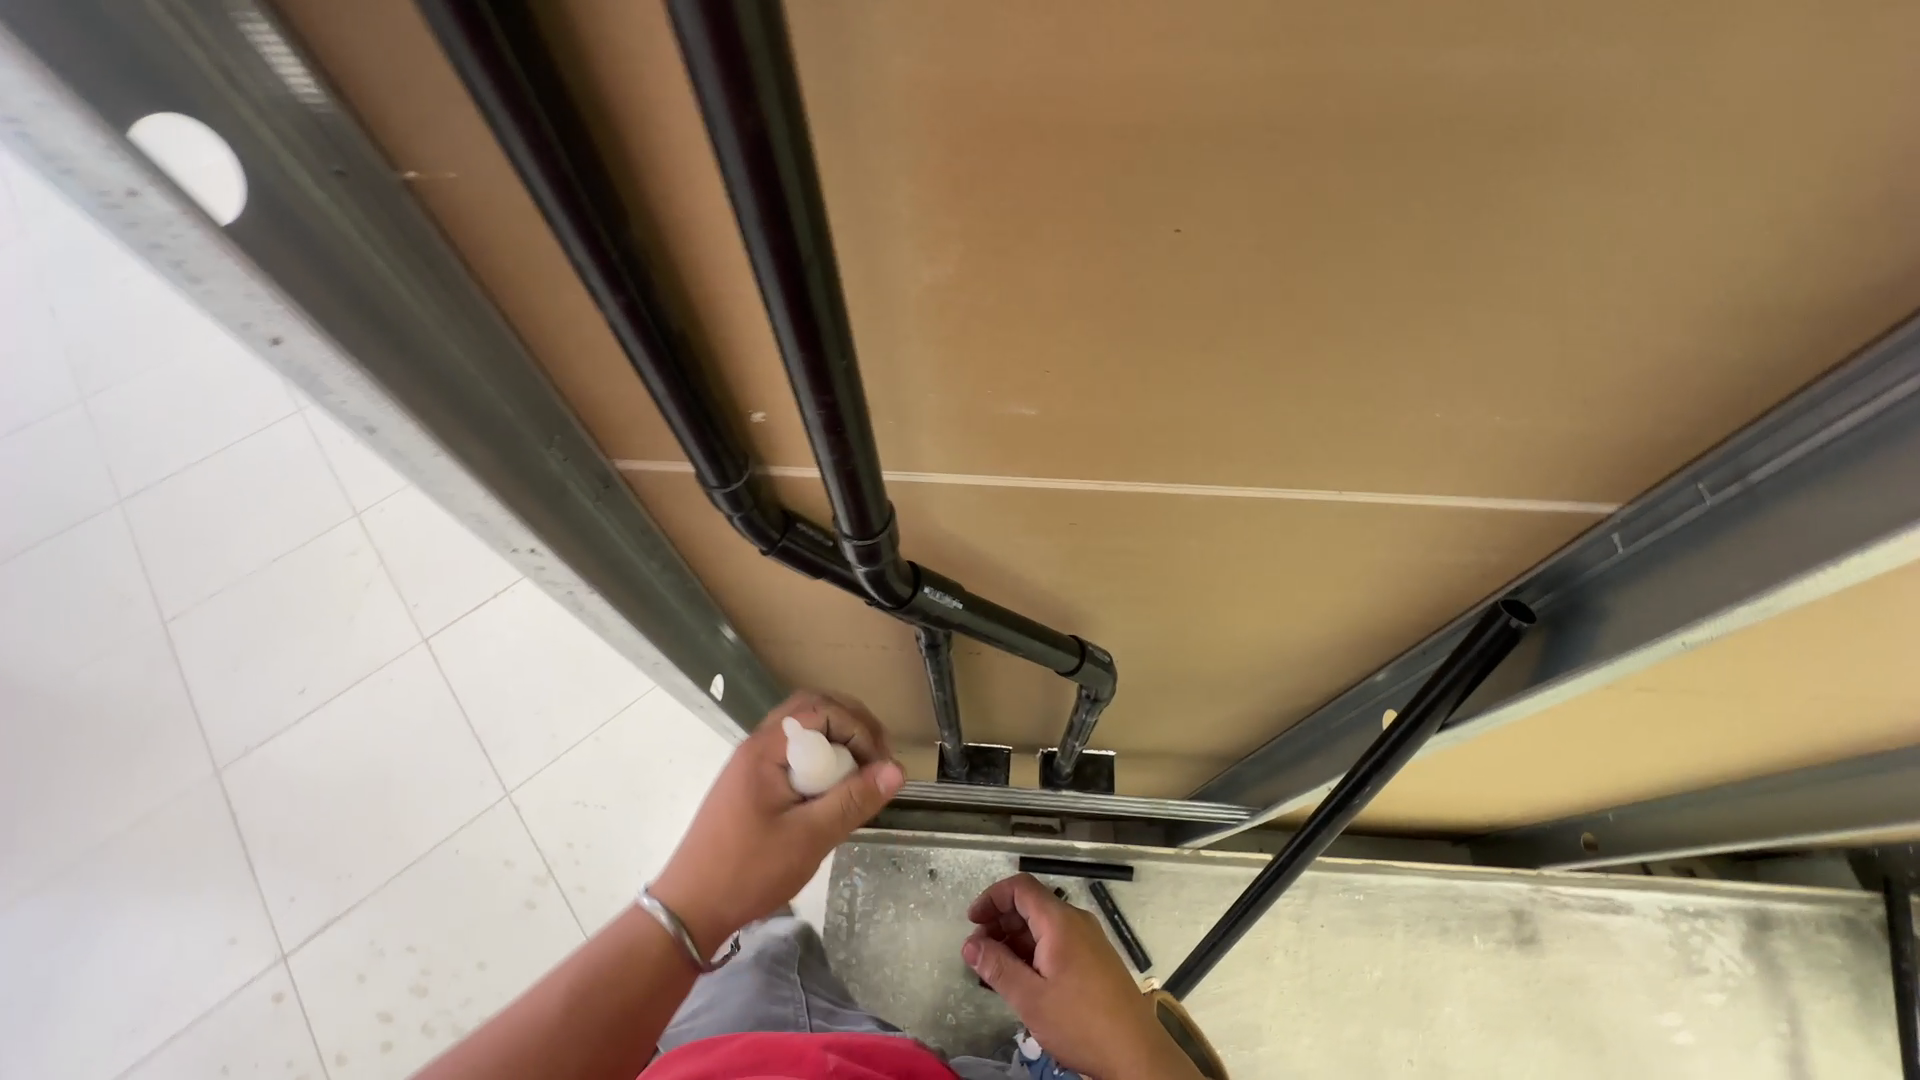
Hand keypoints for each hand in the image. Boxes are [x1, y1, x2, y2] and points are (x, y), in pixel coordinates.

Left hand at [652, 690, 903, 953]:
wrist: (689, 909)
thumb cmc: (748, 872)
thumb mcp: (809, 838)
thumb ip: (853, 800)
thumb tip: (897, 770)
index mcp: (765, 749)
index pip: (822, 710)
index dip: (859, 729)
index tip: (880, 766)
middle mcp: (756, 746)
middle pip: (811, 709)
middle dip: (852, 725)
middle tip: (878, 758)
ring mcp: (751, 764)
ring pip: (802, 731)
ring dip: (836, 741)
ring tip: (862, 772)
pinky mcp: (751, 784)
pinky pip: (793, 753)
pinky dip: (820, 759)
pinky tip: (834, 789)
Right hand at [963, 874, 1196, 1079]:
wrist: (1137, 1055)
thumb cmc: (1080, 1023)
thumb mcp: (1030, 998)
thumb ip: (997, 967)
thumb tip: (970, 944)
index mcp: (1060, 921)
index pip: (1020, 887)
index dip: (991, 898)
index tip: (972, 922)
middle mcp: (1076, 921)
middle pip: (1031, 905)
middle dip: (1000, 923)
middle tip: (979, 954)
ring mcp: (1089, 940)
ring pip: (1044, 926)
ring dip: (1016, 941)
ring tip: (997, 971)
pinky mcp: (1096, 959)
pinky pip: (1058, 942)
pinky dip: (1035, 952)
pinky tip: (1024, 980)